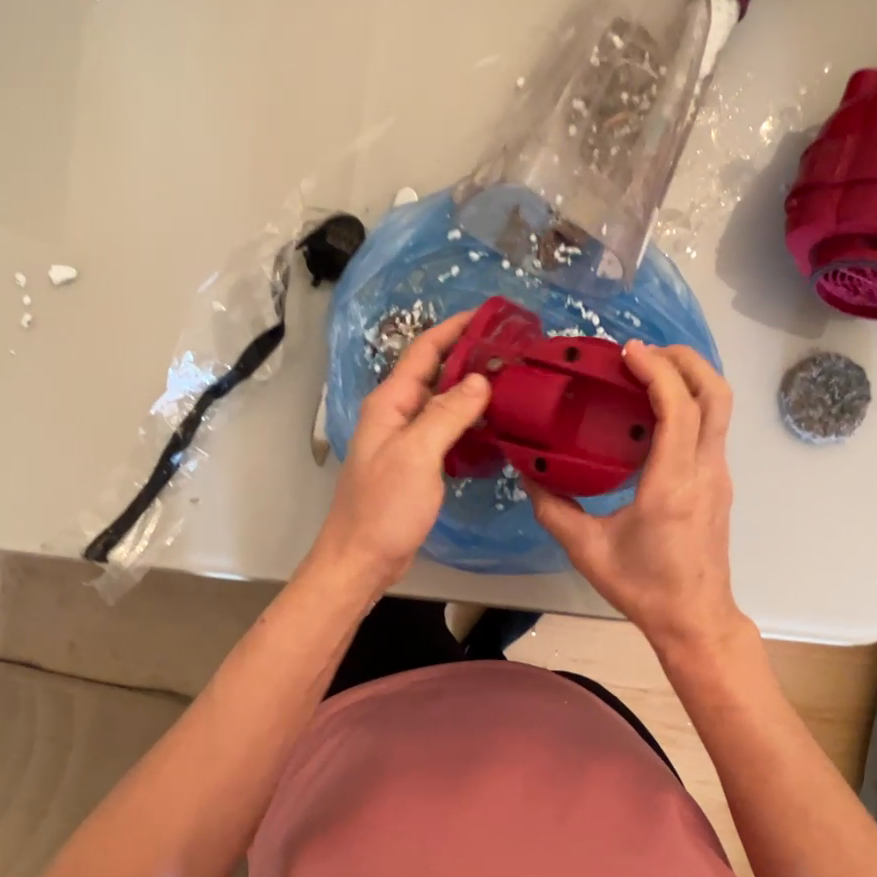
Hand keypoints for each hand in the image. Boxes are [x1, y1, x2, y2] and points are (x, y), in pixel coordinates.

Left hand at [307, 312, 490, 593]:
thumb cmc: (384, 508)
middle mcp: (396, 414)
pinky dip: (470, 423)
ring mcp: (406, 440)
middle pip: (436, 373)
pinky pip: (447, 431)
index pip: (424, 350)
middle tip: (515, 350)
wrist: (361, 560)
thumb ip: (447, 414)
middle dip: (471, 356)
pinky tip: (497, 426)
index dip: (456, 328)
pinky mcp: (417, 464)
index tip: (493, 316)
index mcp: (390, 402)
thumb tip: (481, 380)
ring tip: (514, 382)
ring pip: (443, 403)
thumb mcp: (417, 455)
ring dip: (473, 390)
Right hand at [529, 341, 748, 652]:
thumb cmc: (642, 588)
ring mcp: (718, 476)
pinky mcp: (719, 484)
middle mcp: (705, 472)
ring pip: (720, 408)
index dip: (657, 370)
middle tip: (644, 351)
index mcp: (672, 485)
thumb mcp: (586, 550)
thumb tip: (527, 472)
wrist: (695, 619)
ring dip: (690, 378)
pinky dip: (690, 403)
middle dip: (686, 360)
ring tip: (646, 372)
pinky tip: (653, 412)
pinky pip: (711, 428)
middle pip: (716, 394)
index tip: (627, 352)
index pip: (679, 408)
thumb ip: (553, 509)